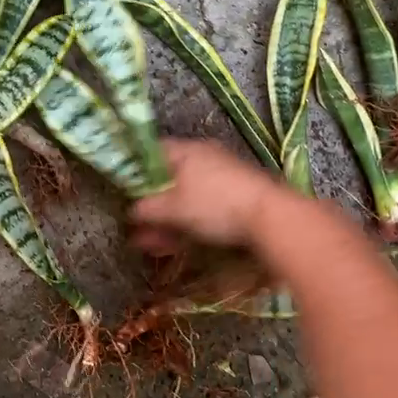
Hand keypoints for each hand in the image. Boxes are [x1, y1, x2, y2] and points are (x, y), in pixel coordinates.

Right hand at [129, 138, 288, 250]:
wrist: (275, 220)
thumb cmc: (215, 204)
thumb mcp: (172, 208)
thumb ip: (146, 208)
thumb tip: (131, 212)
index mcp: (187, 151)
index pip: (151, 152)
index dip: (133, 168)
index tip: (122, 188)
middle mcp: (205, 159)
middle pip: (168, 180)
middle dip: (150, 205)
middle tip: (135, 225)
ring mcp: (223, 180)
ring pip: (186, 199)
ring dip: (166, 221)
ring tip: (150, 245)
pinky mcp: (238, 200)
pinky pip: (203, 209)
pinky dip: (187, 225)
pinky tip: (174, 246)